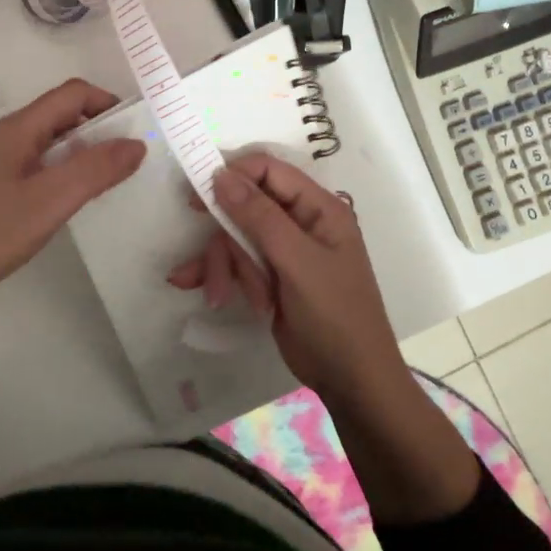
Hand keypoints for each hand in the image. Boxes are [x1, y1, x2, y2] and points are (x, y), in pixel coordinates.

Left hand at [0, 78, 146, 318]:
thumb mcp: (49, 200)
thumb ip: (94, 170)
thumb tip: (137, 142)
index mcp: (19, 129)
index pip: (73, 94)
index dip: (108, 103)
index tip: (140, 130)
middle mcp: (8, 139)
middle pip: (62, 116)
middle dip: (100, 130)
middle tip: (135, 161)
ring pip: (51, 146)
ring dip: (84, 156)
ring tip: (114, 183)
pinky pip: (39, 172)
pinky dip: (64, 178)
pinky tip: (76, 205)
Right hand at [168, 152, 403, 402]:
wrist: (351, 380)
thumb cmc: (334, 314)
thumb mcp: (296, 262)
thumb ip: (258, 216)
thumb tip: (220, 173)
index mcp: (318, 207)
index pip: (268, 170)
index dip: (234, 174)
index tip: (199, 192)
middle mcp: (300, 222)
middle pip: (244, 206)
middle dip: (225, 237)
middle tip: (204, 254)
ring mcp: (283, 250)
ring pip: (234, 236)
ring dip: (221, 264)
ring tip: (214, 293)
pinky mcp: (269, 276)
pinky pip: (235, 262)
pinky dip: (218, 275)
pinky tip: (201, 290)